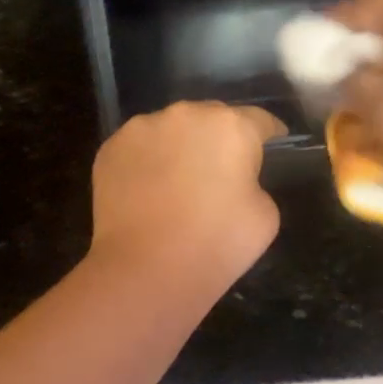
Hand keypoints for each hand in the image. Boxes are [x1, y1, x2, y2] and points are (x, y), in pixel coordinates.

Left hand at [90, 100, 286, 285]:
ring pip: (170, 130)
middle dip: (219, 139)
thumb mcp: (265, 215)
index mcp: (231, 126)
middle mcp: (186, 114)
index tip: (272, 145)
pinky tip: (148, 191)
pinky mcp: (111, 149)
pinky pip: (139, 149)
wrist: (146, 269)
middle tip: (220, 172)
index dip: (269, 134)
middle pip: (211, 119)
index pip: (259, 121)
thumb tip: (235, 180)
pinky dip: (146, 163)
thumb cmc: (216, 244)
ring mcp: (142, 128)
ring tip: (177, 182)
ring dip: (179, 147)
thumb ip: (255, 183)